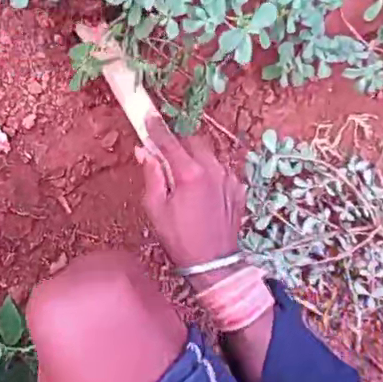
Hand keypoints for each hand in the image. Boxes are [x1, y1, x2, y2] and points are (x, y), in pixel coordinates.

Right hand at [137, 115, 246, 281]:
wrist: (213, 264)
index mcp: (190, 173)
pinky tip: (201, 191)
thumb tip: (144, 152)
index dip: (156, 128)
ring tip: (184, 177)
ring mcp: (229, 178)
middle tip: (165, 154)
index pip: (169, 141)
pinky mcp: (238, 189)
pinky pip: (221, 170)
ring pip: (209, 154)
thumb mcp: (155, 208)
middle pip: (193, 141)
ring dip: (195, 158)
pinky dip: (210, 173)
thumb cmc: (179, 238)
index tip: (147, 117)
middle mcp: (213, 169)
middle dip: (178, 143)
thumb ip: (151, 175)